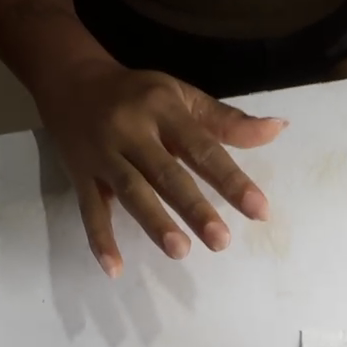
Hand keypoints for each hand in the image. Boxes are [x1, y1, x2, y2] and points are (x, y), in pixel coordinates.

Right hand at [35, 60, 285, 275]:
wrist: (68, 77)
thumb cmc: (138, 94)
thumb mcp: (181, 96)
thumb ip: (227, 121)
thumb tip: (278, 129)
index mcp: (163, 109)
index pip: (203, 148)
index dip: (231, 180)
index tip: (259, 211)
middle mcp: (132, 130)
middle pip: (166, 173)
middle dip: (194, 208)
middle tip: (220, 241)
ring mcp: (103, 154)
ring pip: (131, 191)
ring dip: (154, 222)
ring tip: (179, 251)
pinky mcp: (80, 176)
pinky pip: (90, 210)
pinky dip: (100, 240)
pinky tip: (114, 269)